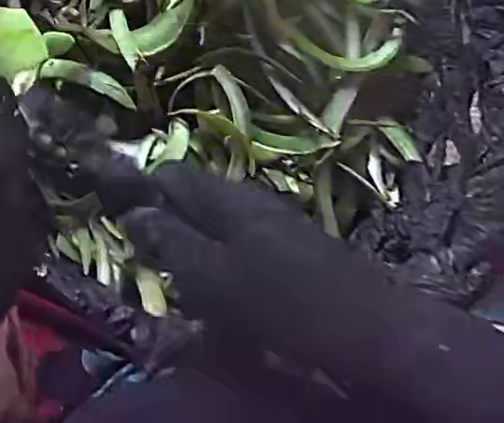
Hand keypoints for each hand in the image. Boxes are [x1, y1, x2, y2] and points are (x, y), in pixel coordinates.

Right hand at [119, 165, 503, 422]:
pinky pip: (239, 241)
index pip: (165, 174)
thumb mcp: (213, 276)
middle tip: (156, 263)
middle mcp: (243, 194)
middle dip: (167, 224)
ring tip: (189, 284)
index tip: (125, 224)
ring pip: (213, 220)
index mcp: (220, 194)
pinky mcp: (288, 242)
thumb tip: (129, 213)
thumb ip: (168, 241)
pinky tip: (228, 293)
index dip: (140, 193)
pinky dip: (223, 260)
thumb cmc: (286, 300)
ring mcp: (269, 216)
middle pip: (189, 196)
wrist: (379, 329)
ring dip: (195, 246)